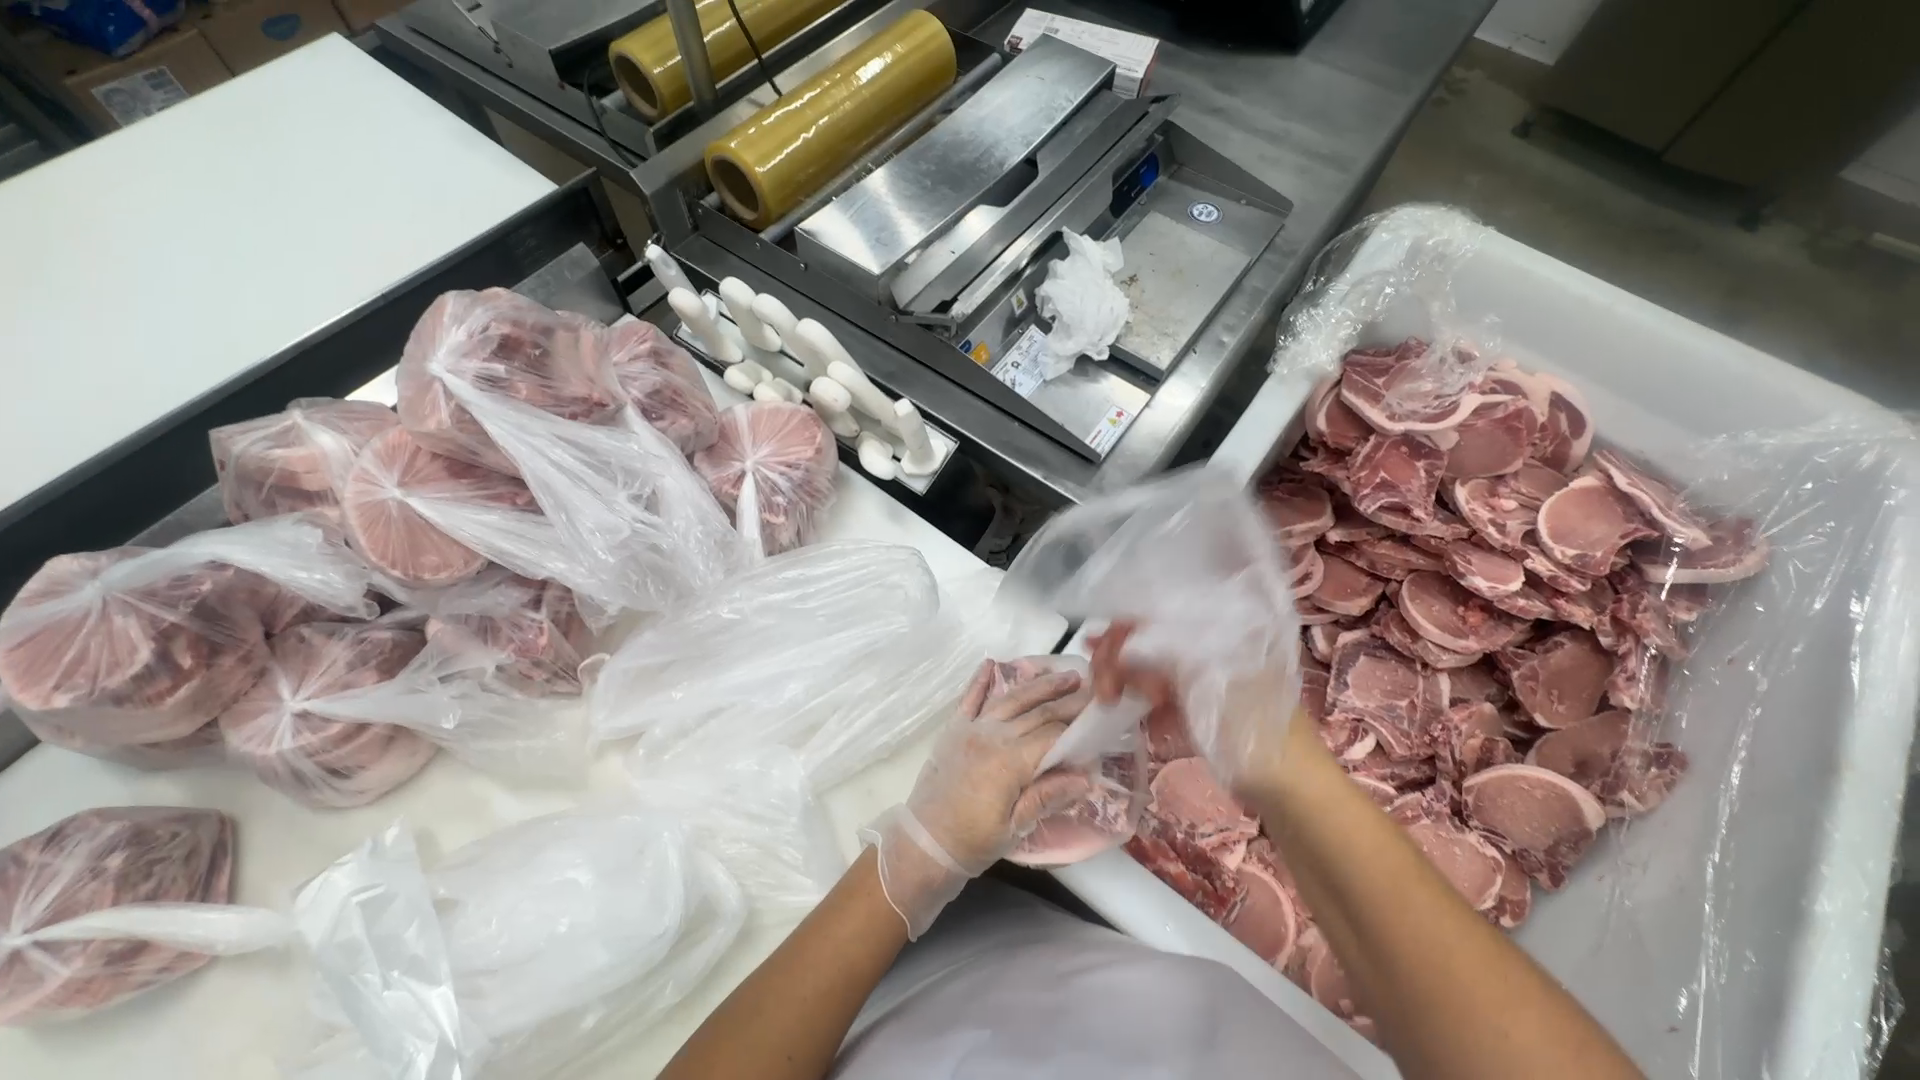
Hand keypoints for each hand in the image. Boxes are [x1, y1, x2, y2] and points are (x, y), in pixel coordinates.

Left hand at [860, 660, 1091, 936]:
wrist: (921, 845)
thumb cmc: (971, 842)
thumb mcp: (1014, 828)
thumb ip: (1047, 797)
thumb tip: (1086, 777)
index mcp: (1009, 762)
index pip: (1053, 735)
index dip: (1079, 726)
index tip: (1102, 714)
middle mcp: (991, 736)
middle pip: (1037, 712)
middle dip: (1067, 699)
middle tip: (1094, 686)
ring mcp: (970, 730)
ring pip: (1011, 699)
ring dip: (1039, 685)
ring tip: (1064, 674)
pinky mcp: (953, 731)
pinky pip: (969, 699)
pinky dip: (980, 680)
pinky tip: (990, 663)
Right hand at [1088, 620, 1305, 796]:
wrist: (1294, 792)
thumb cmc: (1254, 736)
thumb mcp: (1206, 688)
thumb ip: (1164, 657)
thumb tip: (1120, 643)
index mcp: (1224, 628)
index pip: (1158, 611)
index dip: (1122, 630)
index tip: (1099, 659)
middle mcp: (1216, 642)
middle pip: (1152, 634)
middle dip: (1119, 655)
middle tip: (1103, 690)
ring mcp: (1211, 673)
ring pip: (1154, 662)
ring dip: (1126, 675)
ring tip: (1110, 699)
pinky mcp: (1207, 701)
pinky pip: (1164, 688)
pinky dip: (1141, 696)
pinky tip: (1125, 708)